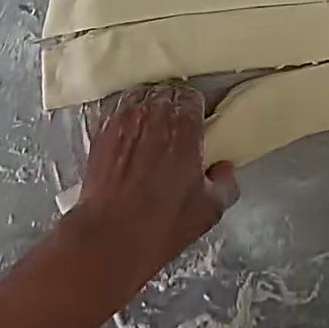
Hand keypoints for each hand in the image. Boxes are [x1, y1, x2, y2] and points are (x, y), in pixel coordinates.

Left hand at [65, 83, 239, 282]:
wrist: (109, 236)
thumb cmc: (162, 223)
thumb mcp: (209, 209)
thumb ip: (225, 183)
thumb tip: (225, 168)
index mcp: (185, 125)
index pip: (192, 96)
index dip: (195, 107)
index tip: (196, 121)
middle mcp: (155, 114)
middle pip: (167, 91)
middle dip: (173, 104)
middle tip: (175, 123)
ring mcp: (125, 119)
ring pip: (141, 94)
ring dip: (149, 104)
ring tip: (151, 123)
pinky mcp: (102, 130)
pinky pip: (118, 107)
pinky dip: (127, 113)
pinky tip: (129, 130)